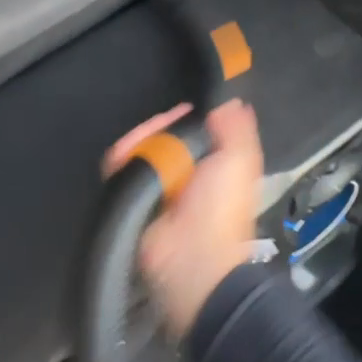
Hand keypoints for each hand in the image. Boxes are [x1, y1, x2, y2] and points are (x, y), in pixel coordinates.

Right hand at [103, 99, 263, 340]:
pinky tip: (123, 152)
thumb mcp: (242, 162)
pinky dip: (119, 157)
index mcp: (211, 167)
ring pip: (140, 149)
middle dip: (159, 126)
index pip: (194, 132)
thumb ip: (238, 131)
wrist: (192, 258)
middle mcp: (183, 175)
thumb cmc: (222, 210)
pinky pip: (120, 169)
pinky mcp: (132, 198)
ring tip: (139, 139)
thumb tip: (232, 104)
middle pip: (163, 137)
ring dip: (137, 139)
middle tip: (160, 124)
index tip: (184, 111)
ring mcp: (156, 187)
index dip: (187, 119)